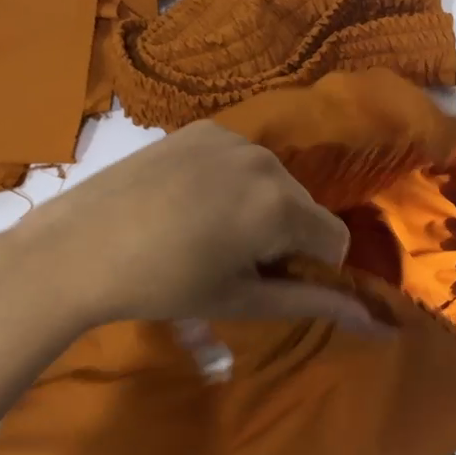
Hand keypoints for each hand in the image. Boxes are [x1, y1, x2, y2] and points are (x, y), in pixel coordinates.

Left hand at [3, 121, 378, 331]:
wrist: (78, 247)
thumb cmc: (165, 286)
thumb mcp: (243, 301)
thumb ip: (314, 304)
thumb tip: (377, 325)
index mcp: (280, 206)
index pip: (335, 240)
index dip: (309, 270)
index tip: (265, 282)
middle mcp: (267, 162)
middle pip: (305, 209)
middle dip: (284, 239)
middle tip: (230, 263)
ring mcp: (233, 139)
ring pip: (275, 184)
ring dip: (260, 211)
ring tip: (206, 233)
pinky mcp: (202, 129)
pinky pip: (243, 161)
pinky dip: (233, 184)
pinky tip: (190, 203)